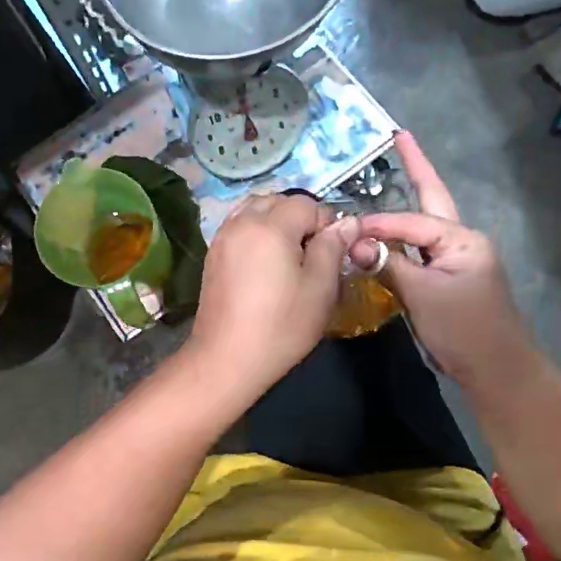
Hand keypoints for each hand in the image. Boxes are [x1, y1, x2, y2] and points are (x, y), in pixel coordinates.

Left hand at [185, 193, 356, 395]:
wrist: (227, 359)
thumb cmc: (281, 326)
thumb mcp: (320, 288)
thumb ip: (333, 247)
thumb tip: (347, 222)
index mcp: (271, 227)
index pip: (307, 204)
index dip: (326, 223)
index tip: (334, 252)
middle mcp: (242, 222)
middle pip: (278, 201)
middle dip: (300, 218)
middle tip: (312, 254)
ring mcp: (223, 237)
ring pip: (255, 209)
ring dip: (276, 221)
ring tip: (289, 254)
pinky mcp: (213, 254)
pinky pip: (239, 225)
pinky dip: (256, 231)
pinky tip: (265, 261)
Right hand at [357, 131, 537, 387]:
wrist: (496, 370)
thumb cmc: (463, 328)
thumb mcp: (422, 294)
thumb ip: (388, 263)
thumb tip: (353, 242)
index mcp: (463, 239)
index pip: (412, 222)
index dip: (379, 224)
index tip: (348, 230)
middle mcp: (462, 242)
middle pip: (432, 200)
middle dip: (416, 168)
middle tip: (400, 136)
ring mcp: (457, 262)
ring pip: (424, 228)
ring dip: (406, 205)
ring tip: (395, 169)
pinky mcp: (448, 282)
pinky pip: (420, 253)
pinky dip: (401, 243)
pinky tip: (386, 235)